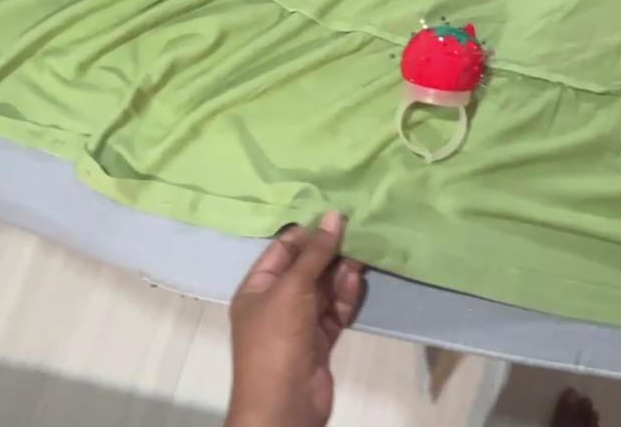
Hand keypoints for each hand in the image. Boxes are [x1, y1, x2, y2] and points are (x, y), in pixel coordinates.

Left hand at [225, 212, 366, 426]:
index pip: (283, 248)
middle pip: (307, 267)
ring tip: (363, 252)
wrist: (283, 407)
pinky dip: (346, 296)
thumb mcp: (293, 288)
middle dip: (330, 250)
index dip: (308, 231)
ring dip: (342, 272)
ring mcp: (299, 323)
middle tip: (359, 228)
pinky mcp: (320, 340)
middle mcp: (277, 302)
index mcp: (258, 288)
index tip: (337, 214)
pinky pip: (335, 310)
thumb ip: (315, 253)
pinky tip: (358, 280)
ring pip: (324, 287)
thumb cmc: (277, 340)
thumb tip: (334, 215)